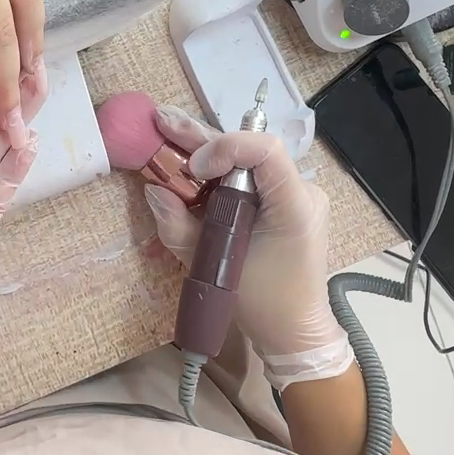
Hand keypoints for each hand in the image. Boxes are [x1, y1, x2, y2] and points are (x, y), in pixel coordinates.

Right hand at [143, 106, 352, 390]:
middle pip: (249, 149)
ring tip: (168, 131)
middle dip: (202, 138)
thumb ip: (180, 228)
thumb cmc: (263, 304)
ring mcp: (294, 195)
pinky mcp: (282, 203)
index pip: (264, 150)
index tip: (194, 169)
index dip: (225, 147)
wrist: (296, 333)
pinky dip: (217, 172)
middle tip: (162, 121)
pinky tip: (187, 161)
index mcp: (294, 205)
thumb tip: (153, 191)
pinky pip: (249, 178)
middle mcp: (300, 191)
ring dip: (206, 151)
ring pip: (246, 161)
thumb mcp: (213, 268)